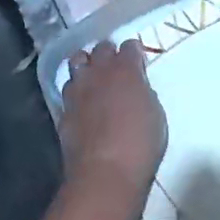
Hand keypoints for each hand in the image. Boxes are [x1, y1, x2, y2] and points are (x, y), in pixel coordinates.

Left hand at [60, 40, 167, 199]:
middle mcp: (99, 72)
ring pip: (77, 61)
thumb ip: (144, 93)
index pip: (129, 46)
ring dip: (86, 65)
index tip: (138, 61)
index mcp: (126, 70)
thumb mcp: (155, 115)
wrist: (104, 173)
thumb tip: (135, 89)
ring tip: (94, 78)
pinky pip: (68, 89)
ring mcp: (78, 90)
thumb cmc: (140, 145)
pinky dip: (76, 91)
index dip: (134, 52)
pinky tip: (82, 102)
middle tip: (115, 67)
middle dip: (109, 54)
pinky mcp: (63, 109)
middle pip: (101, 49)